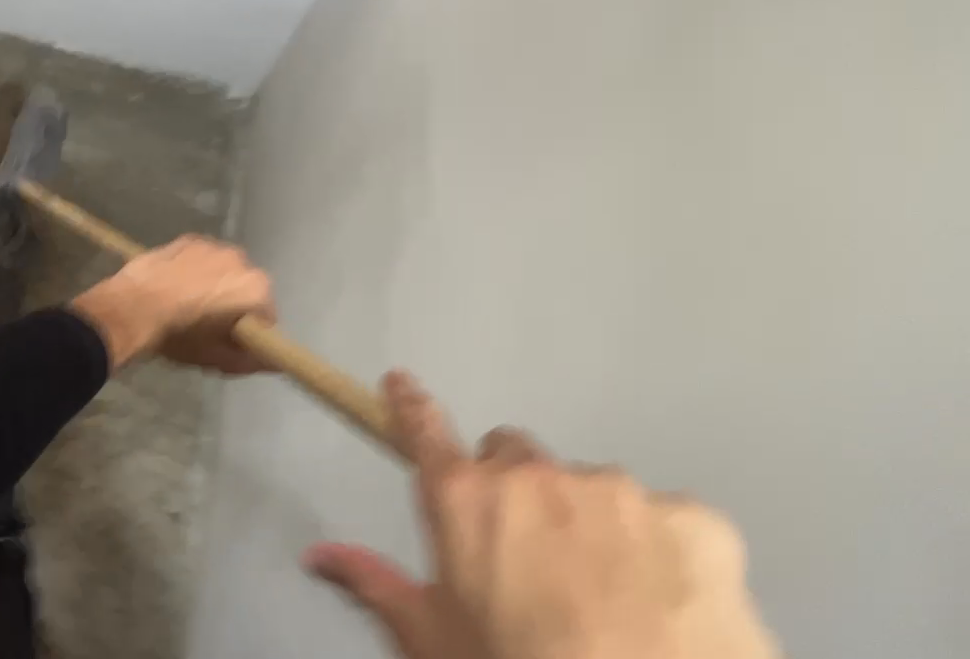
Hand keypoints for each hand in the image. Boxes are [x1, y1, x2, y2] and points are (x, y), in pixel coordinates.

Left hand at [68, 235, 276, 372]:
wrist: (132, 306)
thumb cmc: (180, 334)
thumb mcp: (217, 358)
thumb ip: (253, 361)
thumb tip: (273, 362)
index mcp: (256, 289)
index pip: (266, 316)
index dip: (251, 332)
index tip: (231, 342)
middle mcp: (240, 259)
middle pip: (245, 288)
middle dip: (233, 304)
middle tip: (208, 325)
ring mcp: (212, 245)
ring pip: (222, 270)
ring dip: (214, 284)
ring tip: (187, 304)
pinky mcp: (186, 239)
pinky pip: (200, 258)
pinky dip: (193, 270)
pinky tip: (174, 286)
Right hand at [305, 372, 779, 658]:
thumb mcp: (431, 640)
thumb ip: (372, 583)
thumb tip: (316, 555)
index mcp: (463, 498)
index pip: (423, 427)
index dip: (409, 402)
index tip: (400, 383)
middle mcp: (534, 476)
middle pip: (512, 456)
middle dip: (514, 491)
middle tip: (531, 559)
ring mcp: (618, 492)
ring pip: (590, 489)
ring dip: (589, 524)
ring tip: (612, 600)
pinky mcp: (699, 521)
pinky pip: (669, 520)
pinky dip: (664, 551)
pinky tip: (672, 608)